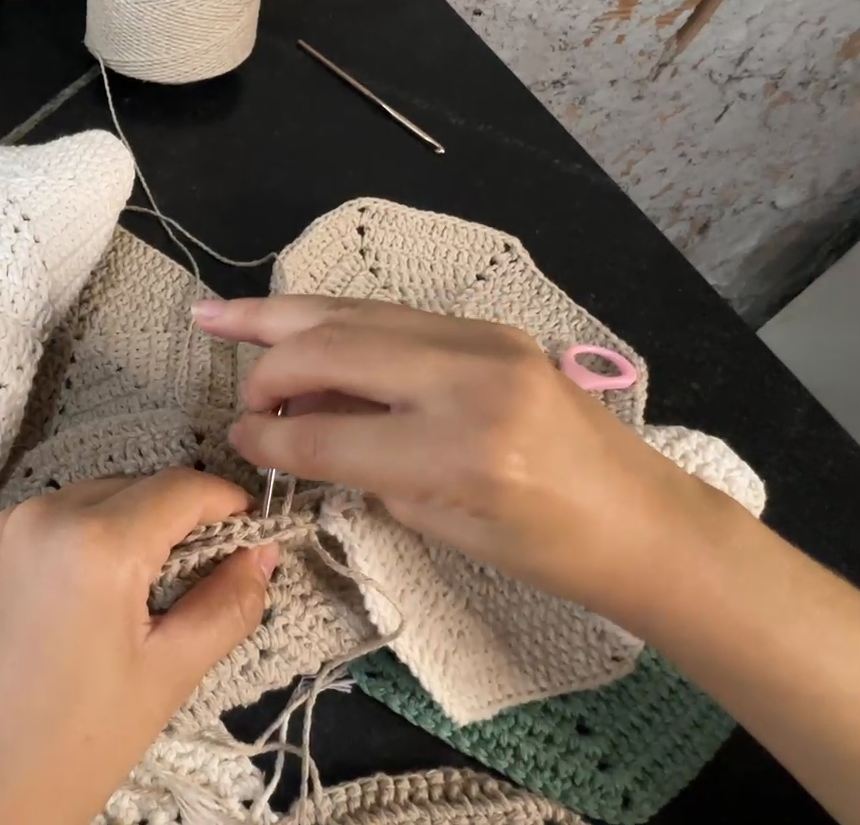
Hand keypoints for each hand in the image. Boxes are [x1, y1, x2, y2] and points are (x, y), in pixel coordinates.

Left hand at [0, 469, 279, 824]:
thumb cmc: (76, 742)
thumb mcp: (169, 674)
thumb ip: (227, 604)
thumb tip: (263, 554)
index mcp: (97, 543)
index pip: (182, 488)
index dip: (228, 502)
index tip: (256, 531)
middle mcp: (49, 512)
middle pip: (143, 486)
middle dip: (186, 517)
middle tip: (213, 571)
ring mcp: (15, 521)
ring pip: (105, 494)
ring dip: (142, 522)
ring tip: (156, 588)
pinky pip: (67, 512)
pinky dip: (100, 530)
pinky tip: (107, 586)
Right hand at [193, 295, 744, 622]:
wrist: (642, 516)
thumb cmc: (543, 547)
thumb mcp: (437, 522)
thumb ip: (357, 464)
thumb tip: (290, 425)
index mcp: (462, 452)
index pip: (329, 434)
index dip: (270, 435)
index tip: (238, 437)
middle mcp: (468, 379)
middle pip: (330, 351)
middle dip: (268, 368)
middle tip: (237, 391)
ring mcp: (479, 338)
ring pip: (349, 313)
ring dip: (278, 316)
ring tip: (217, 314)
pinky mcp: (482, 325)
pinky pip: (382, 314)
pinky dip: (327, 320)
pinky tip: (288, 320)